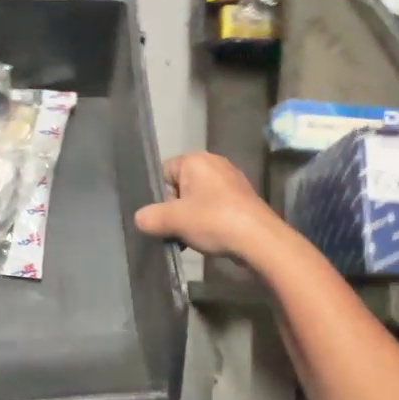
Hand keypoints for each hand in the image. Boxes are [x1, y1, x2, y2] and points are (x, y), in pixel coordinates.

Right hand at [134, 151, 290, 260]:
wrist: (259, 239)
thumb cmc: (213, 220)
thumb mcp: (174, 221)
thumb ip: (151, 217)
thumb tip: (139, 218)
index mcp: (195, 159)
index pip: (164, 172)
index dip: (157, 195)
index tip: (158, 217)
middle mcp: (214, 163)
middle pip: (181, 186)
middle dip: (174, 209)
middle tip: (172, 230)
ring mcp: (231, 180)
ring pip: (198, 198)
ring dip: (190, 218)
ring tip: (188, 239)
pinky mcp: (242, 197)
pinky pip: (215, 206)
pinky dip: (207, 220)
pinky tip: (207, 239)